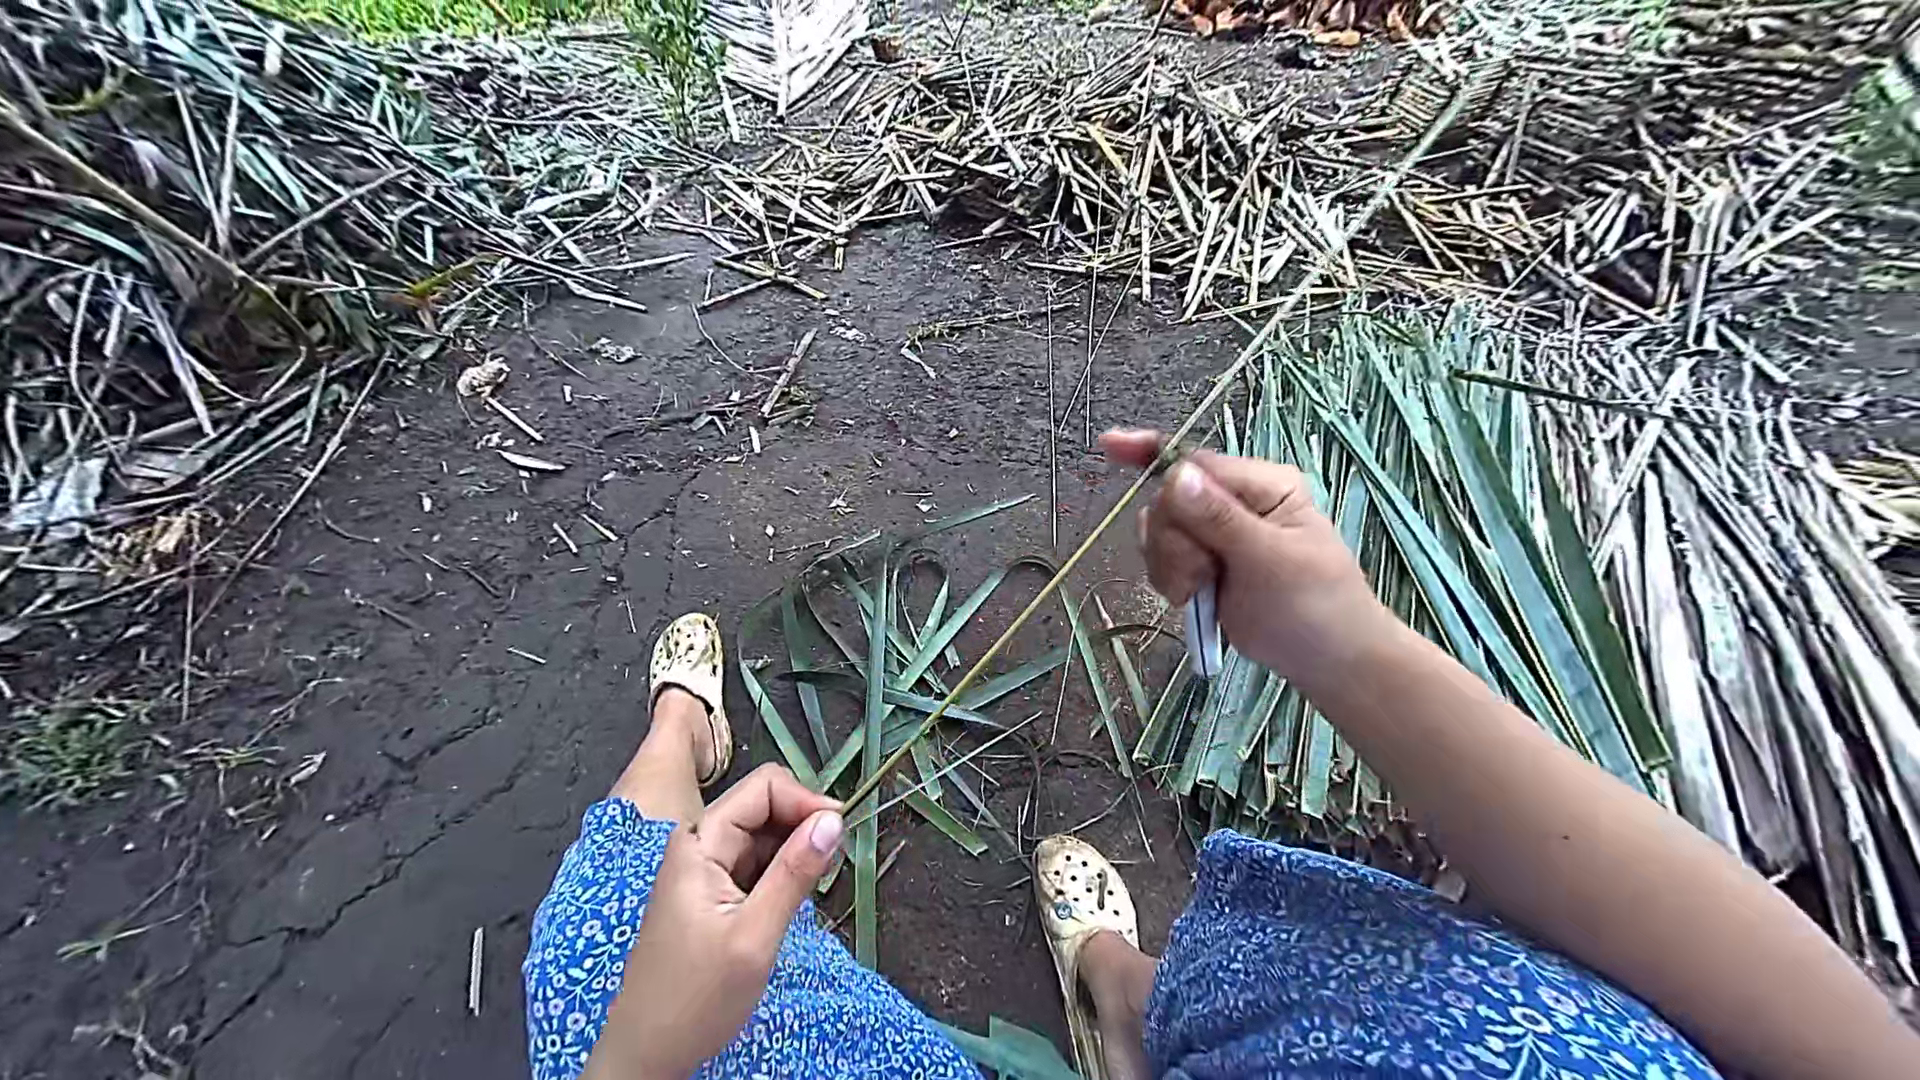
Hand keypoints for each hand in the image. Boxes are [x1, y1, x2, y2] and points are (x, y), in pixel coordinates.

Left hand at [583, 766, 842, 1079]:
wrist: (645, 1061)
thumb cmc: (695, 1002)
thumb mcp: (754, 937)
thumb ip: (795, 872)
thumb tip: (835, 819)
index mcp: (700, 842)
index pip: (764, 787)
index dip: (805, 799)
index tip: (840, 829)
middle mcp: (700, 842)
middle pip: (765, 804)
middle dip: (804, 822)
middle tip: (833, 859)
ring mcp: (706, 865)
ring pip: (765, 831)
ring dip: (797, 846)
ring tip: (818, 879)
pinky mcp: (713, 887)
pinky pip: (758, 858)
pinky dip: (784, 866)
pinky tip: (797, 891)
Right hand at [1099, 428, 1393, 684]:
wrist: (1324, 659)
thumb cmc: (1313, 606)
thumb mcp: (1270, 560)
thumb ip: (1219, 518)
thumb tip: (1175, 475)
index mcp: (1260, 485)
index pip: (1195, 464)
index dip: (1151, 456)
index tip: (1110, 446)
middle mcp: (1232, 499)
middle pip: (1167, 500)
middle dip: (1174, 541)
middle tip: (1202, 573)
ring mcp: (1213, 530)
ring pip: (1157, 529)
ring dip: (1169, 564)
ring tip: (1200, 589)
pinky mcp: (1198, 559)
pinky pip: (1159, 555)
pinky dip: (1168, 578)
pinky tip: (1191, 596)